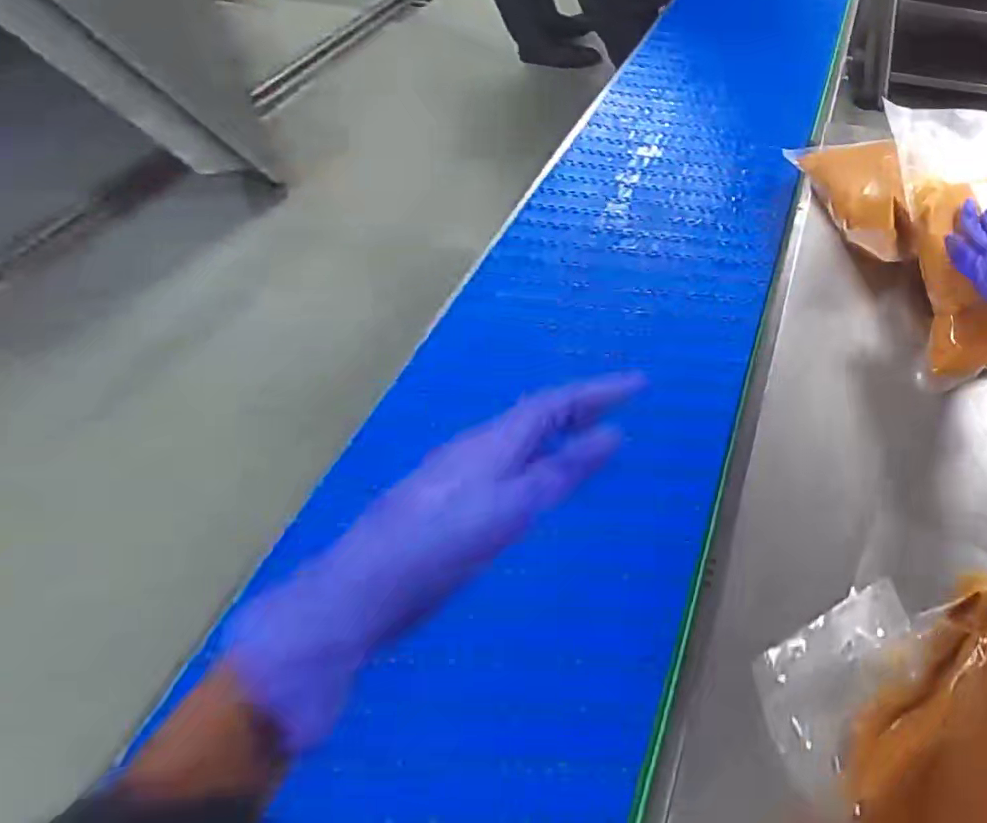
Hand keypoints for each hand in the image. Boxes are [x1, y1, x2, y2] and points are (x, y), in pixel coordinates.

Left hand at [224, 374, 642, 750]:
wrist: (347, 602)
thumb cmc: (438, 549)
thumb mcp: (512, 508)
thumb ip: (563, 471)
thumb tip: (614, 434)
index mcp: (492, 443)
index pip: (556, 403)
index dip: (599, 391)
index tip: (640, 385)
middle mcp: (474, 449)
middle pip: (537, 416)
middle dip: (582, 405)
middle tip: (622, 404)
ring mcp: (455, 476)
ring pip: (520, 439)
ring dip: (560, 430)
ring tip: (591, 434)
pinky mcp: (445, 503)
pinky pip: (509, 462)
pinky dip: (540, 456)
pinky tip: (540, 477)